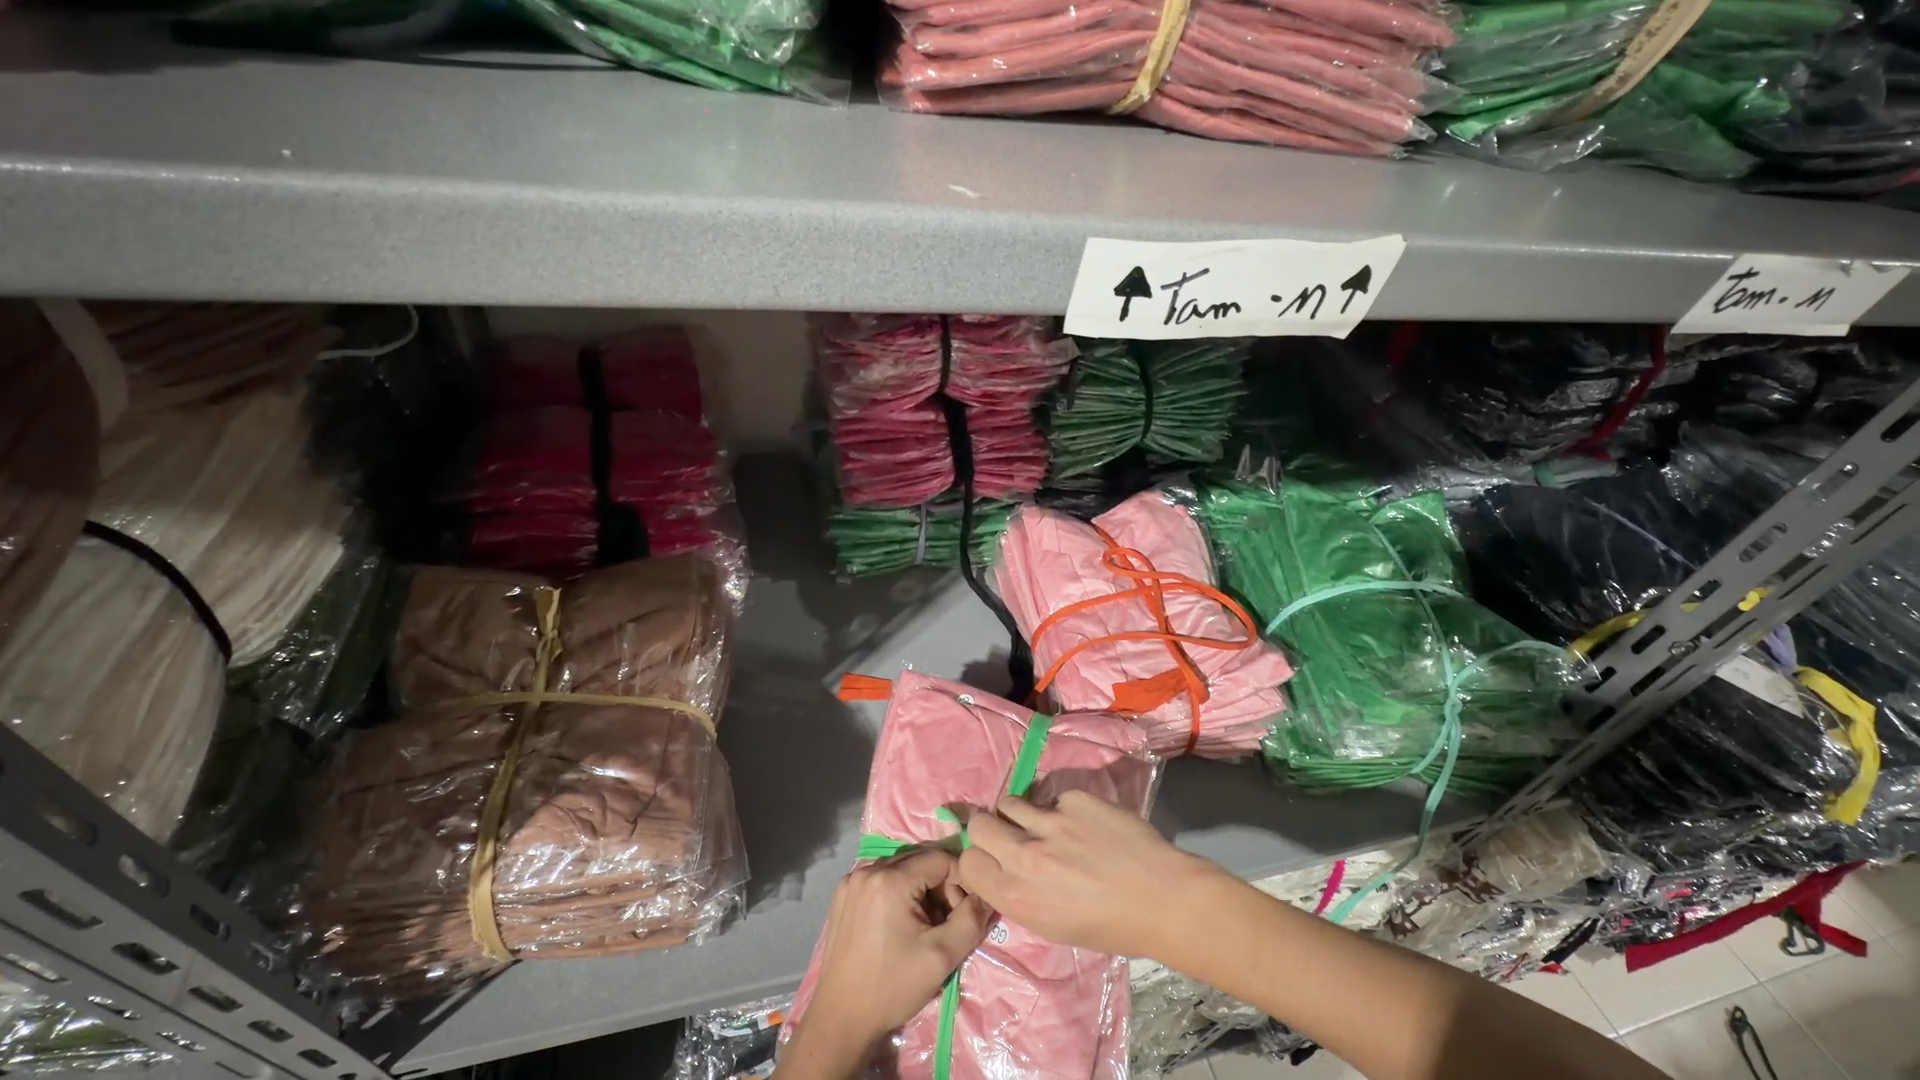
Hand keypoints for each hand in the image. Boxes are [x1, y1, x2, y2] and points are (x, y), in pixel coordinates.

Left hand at [803, 849, 991, 1047]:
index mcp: (889, 879)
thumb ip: (971, 919)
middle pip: (919, 860)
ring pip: (901, 869)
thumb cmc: (892, 987)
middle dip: (940, 886)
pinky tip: (900, 926)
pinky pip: (881, 880)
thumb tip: (988, 895)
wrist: (841, 1018)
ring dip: (920, 890)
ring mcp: (850, 881)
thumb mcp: (942, 956)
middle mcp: (866, 870)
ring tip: (924, 927)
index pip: (941, 859)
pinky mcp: (842, 896)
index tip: (962, 915)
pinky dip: (899, 894)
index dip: (960, 883)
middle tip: (945, 923)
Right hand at [957, 790, 1231, 957]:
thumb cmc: (1109, 926)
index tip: (992, 860)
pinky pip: (1054, 799)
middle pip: (979, 824)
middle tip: (1010, 835)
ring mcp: (1050, 822)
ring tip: (1046, 826)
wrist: (1162, 898)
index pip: (968, 863)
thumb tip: (1002, 870)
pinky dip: (1064, 811)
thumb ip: (1019, 894)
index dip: (978, 860)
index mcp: (1017, 895)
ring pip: (1011, 803)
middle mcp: (1025, 855)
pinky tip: (1087, 827)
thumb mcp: (1051, 926)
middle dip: (989, 828)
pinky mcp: (1076, 799)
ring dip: (1022, 815)